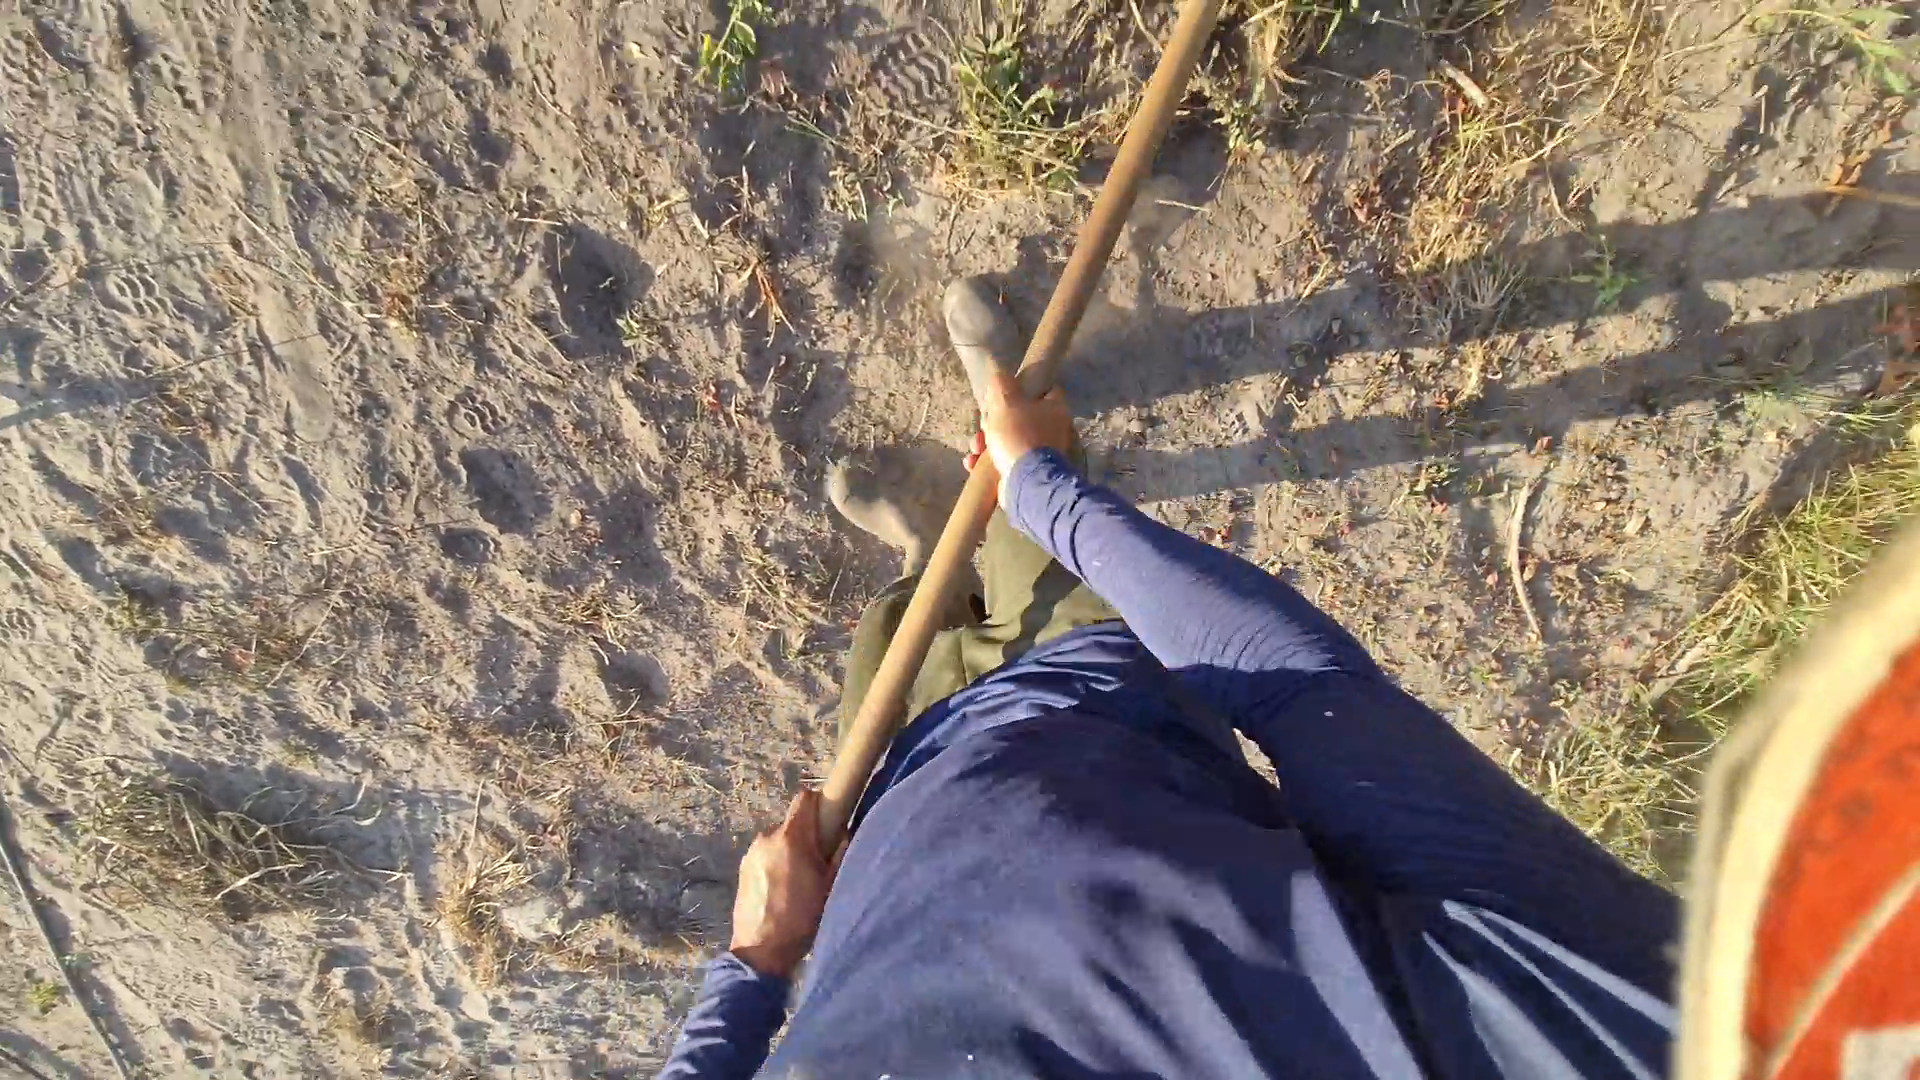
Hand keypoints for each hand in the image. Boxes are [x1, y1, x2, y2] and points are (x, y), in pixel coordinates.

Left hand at [729, 790, 839, 978]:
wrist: (760, 952)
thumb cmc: (800, 918)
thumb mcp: (829, 886)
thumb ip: (838, 854)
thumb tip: (842, 834)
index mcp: (792, 837)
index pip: (805, 798)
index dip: (819, 803)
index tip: (828, 820)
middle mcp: (768, 838)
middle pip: (792, 821)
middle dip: (806, 834)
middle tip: (816, 860)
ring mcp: (751, 853)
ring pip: (778, 839)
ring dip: (788, 850)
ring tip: (796, 879)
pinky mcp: (742, 868)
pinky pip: (765, 854)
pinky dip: (775, 862)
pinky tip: (780, 888)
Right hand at [964, 371, 1073, 502]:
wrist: (1024, 483)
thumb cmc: (1018, 436)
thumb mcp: (1006, 401)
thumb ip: (1001, 383)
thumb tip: (1000, 376)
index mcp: (1054, 408)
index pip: (1043, 388)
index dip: (1021, 387)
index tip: (1002, 394)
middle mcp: (1050, 429)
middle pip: (1017, 415)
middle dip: (992, 421)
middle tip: (983, 426)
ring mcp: (1038, 453)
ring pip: (1005, 439)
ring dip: (984, 443)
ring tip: (975, 449)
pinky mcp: (1024, 472)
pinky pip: (1001, 460)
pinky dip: (985, 462)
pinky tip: (973, 464)